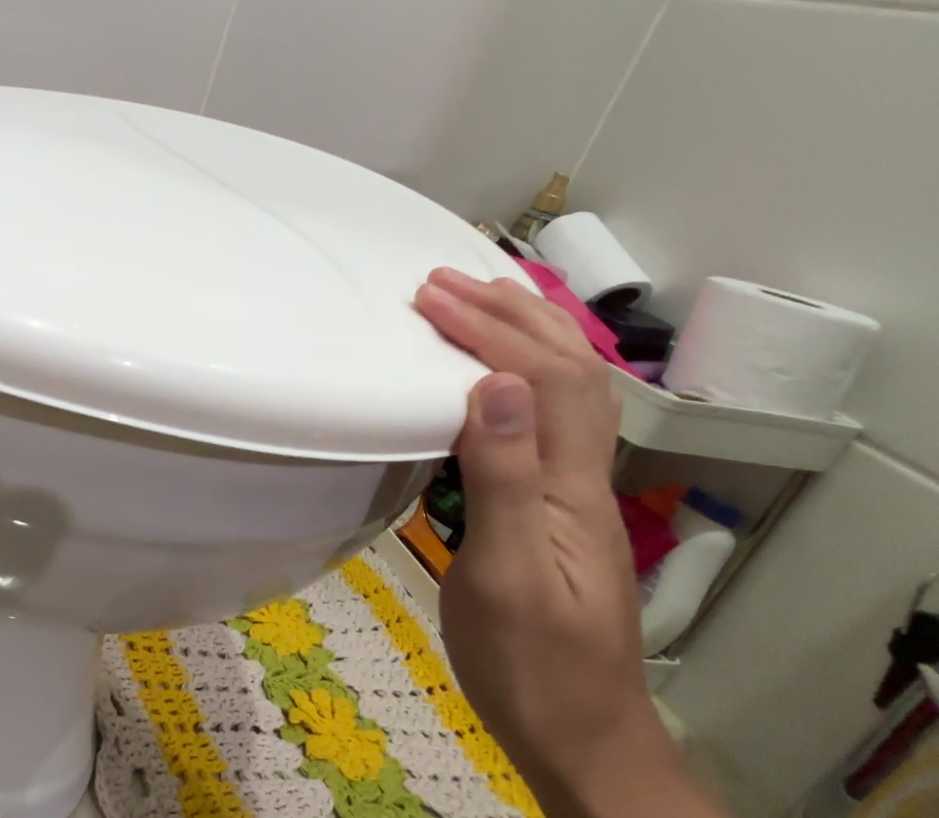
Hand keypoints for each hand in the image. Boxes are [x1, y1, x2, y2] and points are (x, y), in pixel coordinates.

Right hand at [415, 268, 717, 816]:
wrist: (580, 735)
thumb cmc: (529, 662)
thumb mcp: (506, 576)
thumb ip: (504, 479)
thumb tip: (496, 384)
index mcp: (570, 487)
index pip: (548, 380)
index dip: (491, 330)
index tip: (430, 297)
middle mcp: (585, 477)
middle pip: (571, 372)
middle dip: (510, 315)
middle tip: (444, 280)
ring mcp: (577, 494)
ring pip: (571, 391)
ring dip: (528, 332)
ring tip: (478, 297)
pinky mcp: (558, 509)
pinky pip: (551, 417)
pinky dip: (527, 371)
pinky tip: (496, 373)